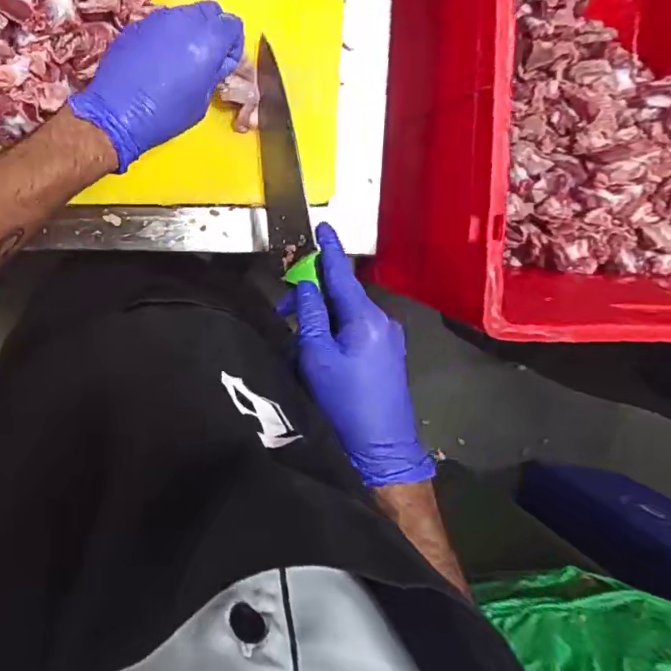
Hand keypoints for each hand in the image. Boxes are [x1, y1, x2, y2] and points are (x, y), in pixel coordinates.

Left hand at [68, 1, 244, 170]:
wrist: (115, 116)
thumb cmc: (163, 115)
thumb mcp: (201, 102)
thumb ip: (214, 74)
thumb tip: (214, 65)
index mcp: (209, 38)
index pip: (233, 26)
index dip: (231, 46)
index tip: (222, 65)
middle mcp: (184, 20)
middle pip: (209, 12)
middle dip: (211, 32)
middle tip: (202, 58)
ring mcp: (156, 19)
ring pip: (182, 15)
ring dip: (185, 32)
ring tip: (175, 60)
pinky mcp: (134, 26)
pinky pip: (157, 25)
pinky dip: (161, 37)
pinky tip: (152, 61)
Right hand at [290, 223, 434, 486]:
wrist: (383, 444)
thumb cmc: (344, 400)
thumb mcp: (316, 356)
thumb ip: (310, 316)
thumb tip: (306, 286)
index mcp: (365, 318)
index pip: (342, 275)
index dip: (330, 250)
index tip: (323, 226)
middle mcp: (382, 320)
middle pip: (342, 294)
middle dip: (312, 295)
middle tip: (282, 312)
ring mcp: (388, 337)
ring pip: (347, 312)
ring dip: (321, 315)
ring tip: (297, 336)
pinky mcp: (387, 353)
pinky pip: (356, 328)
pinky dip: (334, 327)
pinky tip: (318, 346)